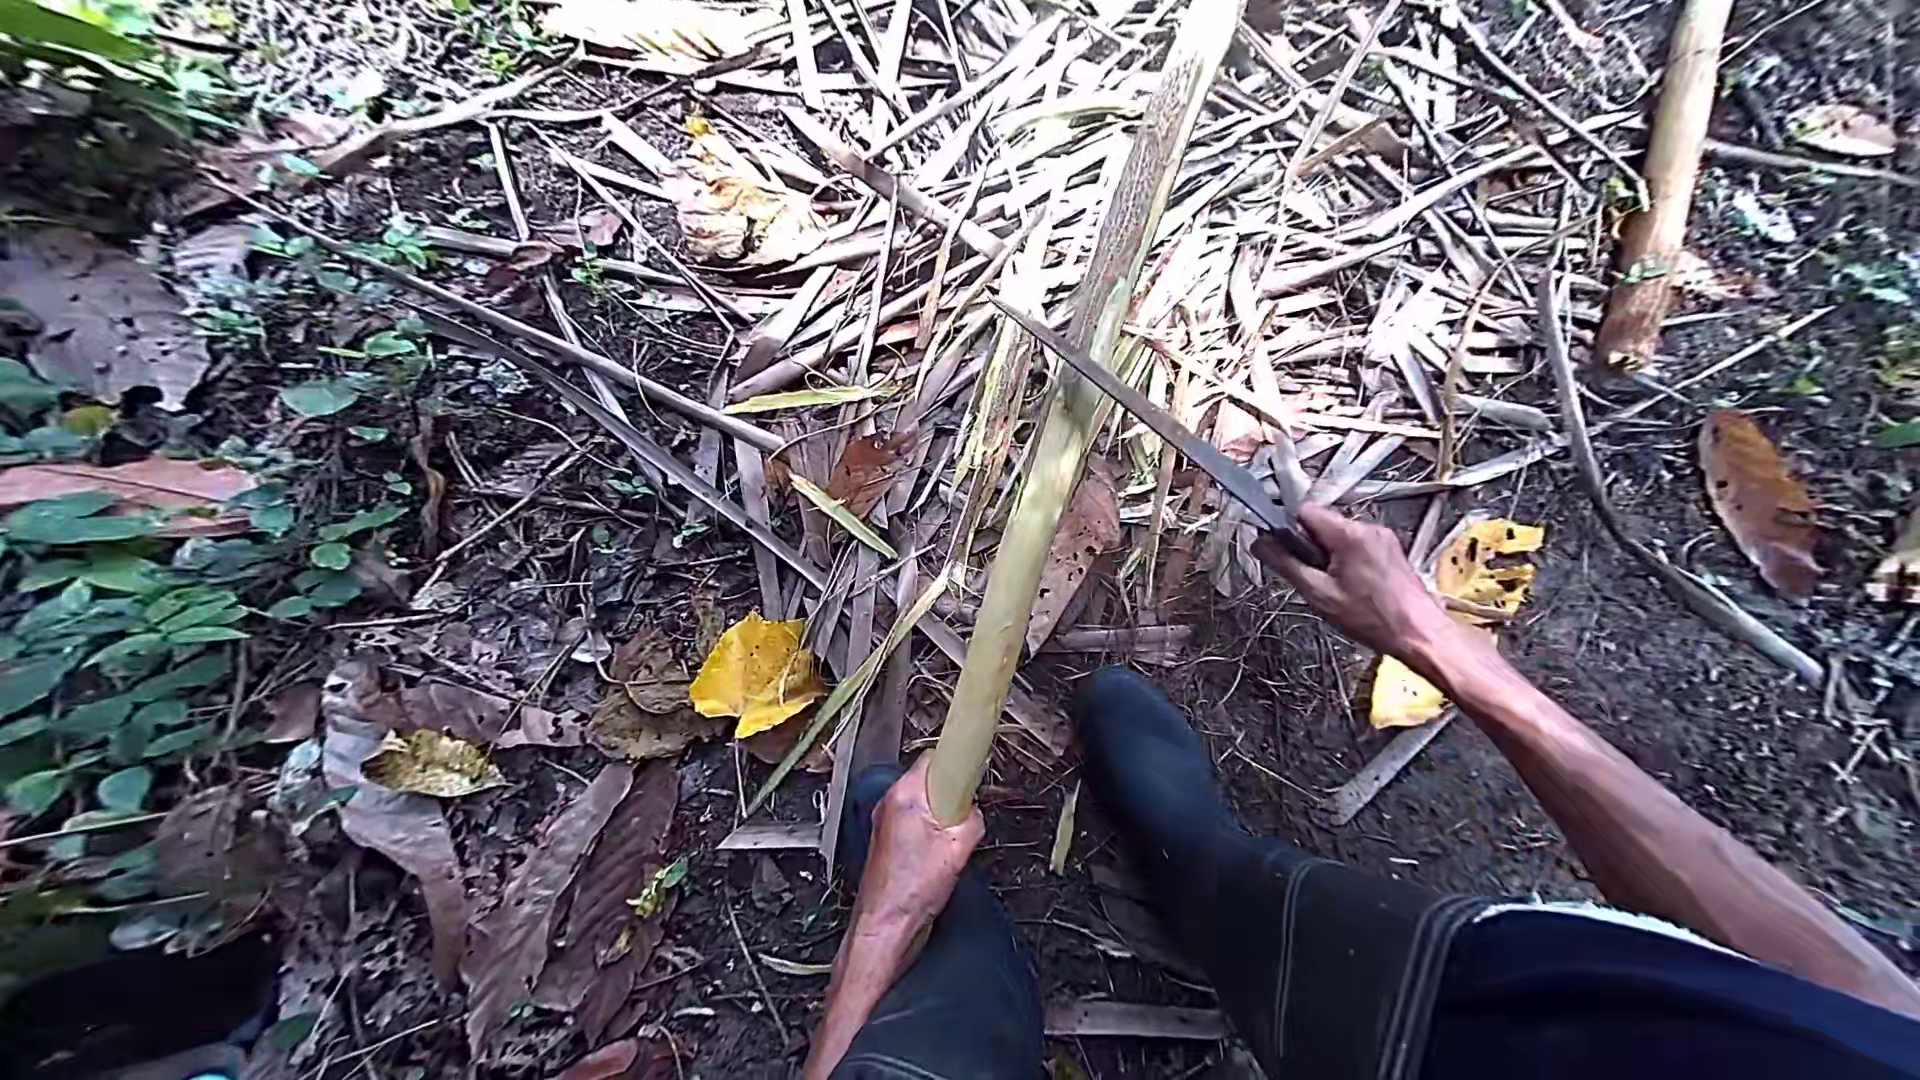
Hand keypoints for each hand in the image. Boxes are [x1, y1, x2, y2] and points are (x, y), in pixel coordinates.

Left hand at [803, 756, 981, 1078]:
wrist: (884, 928)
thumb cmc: (909, 893)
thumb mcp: (958, 850)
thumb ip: (973, 820)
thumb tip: (973, 812)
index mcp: (905, 795)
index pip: (934, 756)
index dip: (955, 757)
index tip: (970, 755)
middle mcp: (890, 801)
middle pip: (929, 778)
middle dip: (950, 794)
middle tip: (960, 818)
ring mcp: (885, 819)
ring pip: (922, 800)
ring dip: (939, 815)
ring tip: (946, 844)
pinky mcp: (886, 837)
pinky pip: (914, 819)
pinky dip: (928, 830)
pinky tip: (934, 856)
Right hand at [1253, 504, 1466, 671]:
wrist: (1420, 634)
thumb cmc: (1371, 617)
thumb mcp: (1317, 592)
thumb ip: (1284, 563)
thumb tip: (1259, 543)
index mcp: (1349, 534)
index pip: (1304, 511)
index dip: (1288, 530)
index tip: (1286, 552)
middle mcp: (1368, 528)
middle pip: (1320, 523)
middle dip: (1308, 546)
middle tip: (1312, 576)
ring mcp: (1382, 538)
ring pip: (1337, 535)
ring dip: (1326, 554)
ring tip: (1332, 584)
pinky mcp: (1389, 549)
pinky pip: (1355, 544)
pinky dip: (1344, 559)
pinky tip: (1349, 584)